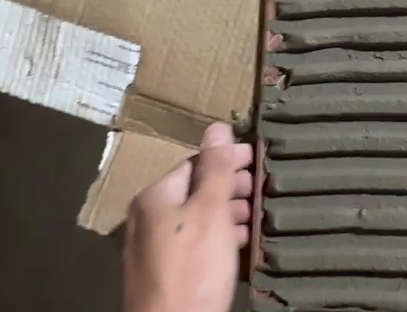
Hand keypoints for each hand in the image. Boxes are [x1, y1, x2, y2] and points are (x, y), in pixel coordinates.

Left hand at [122, 122, 254, 311]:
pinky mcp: (160, 280)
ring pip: (195, 220)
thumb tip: (218, 126)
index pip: (196, 163)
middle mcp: (145, 221)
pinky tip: (237, 247)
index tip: (258, 160)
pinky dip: (216, 240)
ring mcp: (150, 254)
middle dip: (229, 187)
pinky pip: (192, 247)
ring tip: (256, 217)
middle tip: (261, 189)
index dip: (228, 159)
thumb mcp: (211, 211)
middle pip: (194, 190)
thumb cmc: (193, 270)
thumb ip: (216, 167)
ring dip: (226, 214)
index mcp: (154, 198)